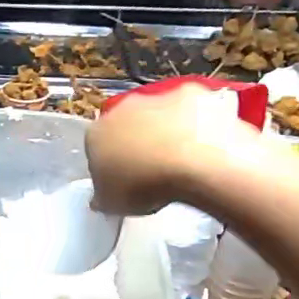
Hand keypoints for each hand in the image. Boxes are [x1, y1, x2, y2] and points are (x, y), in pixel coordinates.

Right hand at [86, 83, 263, 215]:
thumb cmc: (145, 185)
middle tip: (152, 168)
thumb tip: (101, 198)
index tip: (124, 179)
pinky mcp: (189, 94)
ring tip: (179, 159)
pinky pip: (189, 107)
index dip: (111, 163)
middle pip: (126, 125)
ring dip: (165, 130)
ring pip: (157, 113)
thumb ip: (102, 196)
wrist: (190, 166)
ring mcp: (156, 98)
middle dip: (136, 141)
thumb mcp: (112, 204)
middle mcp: (122, 108)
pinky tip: (202, 143)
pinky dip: (195, 121)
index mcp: (96, 134)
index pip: (97, 148)